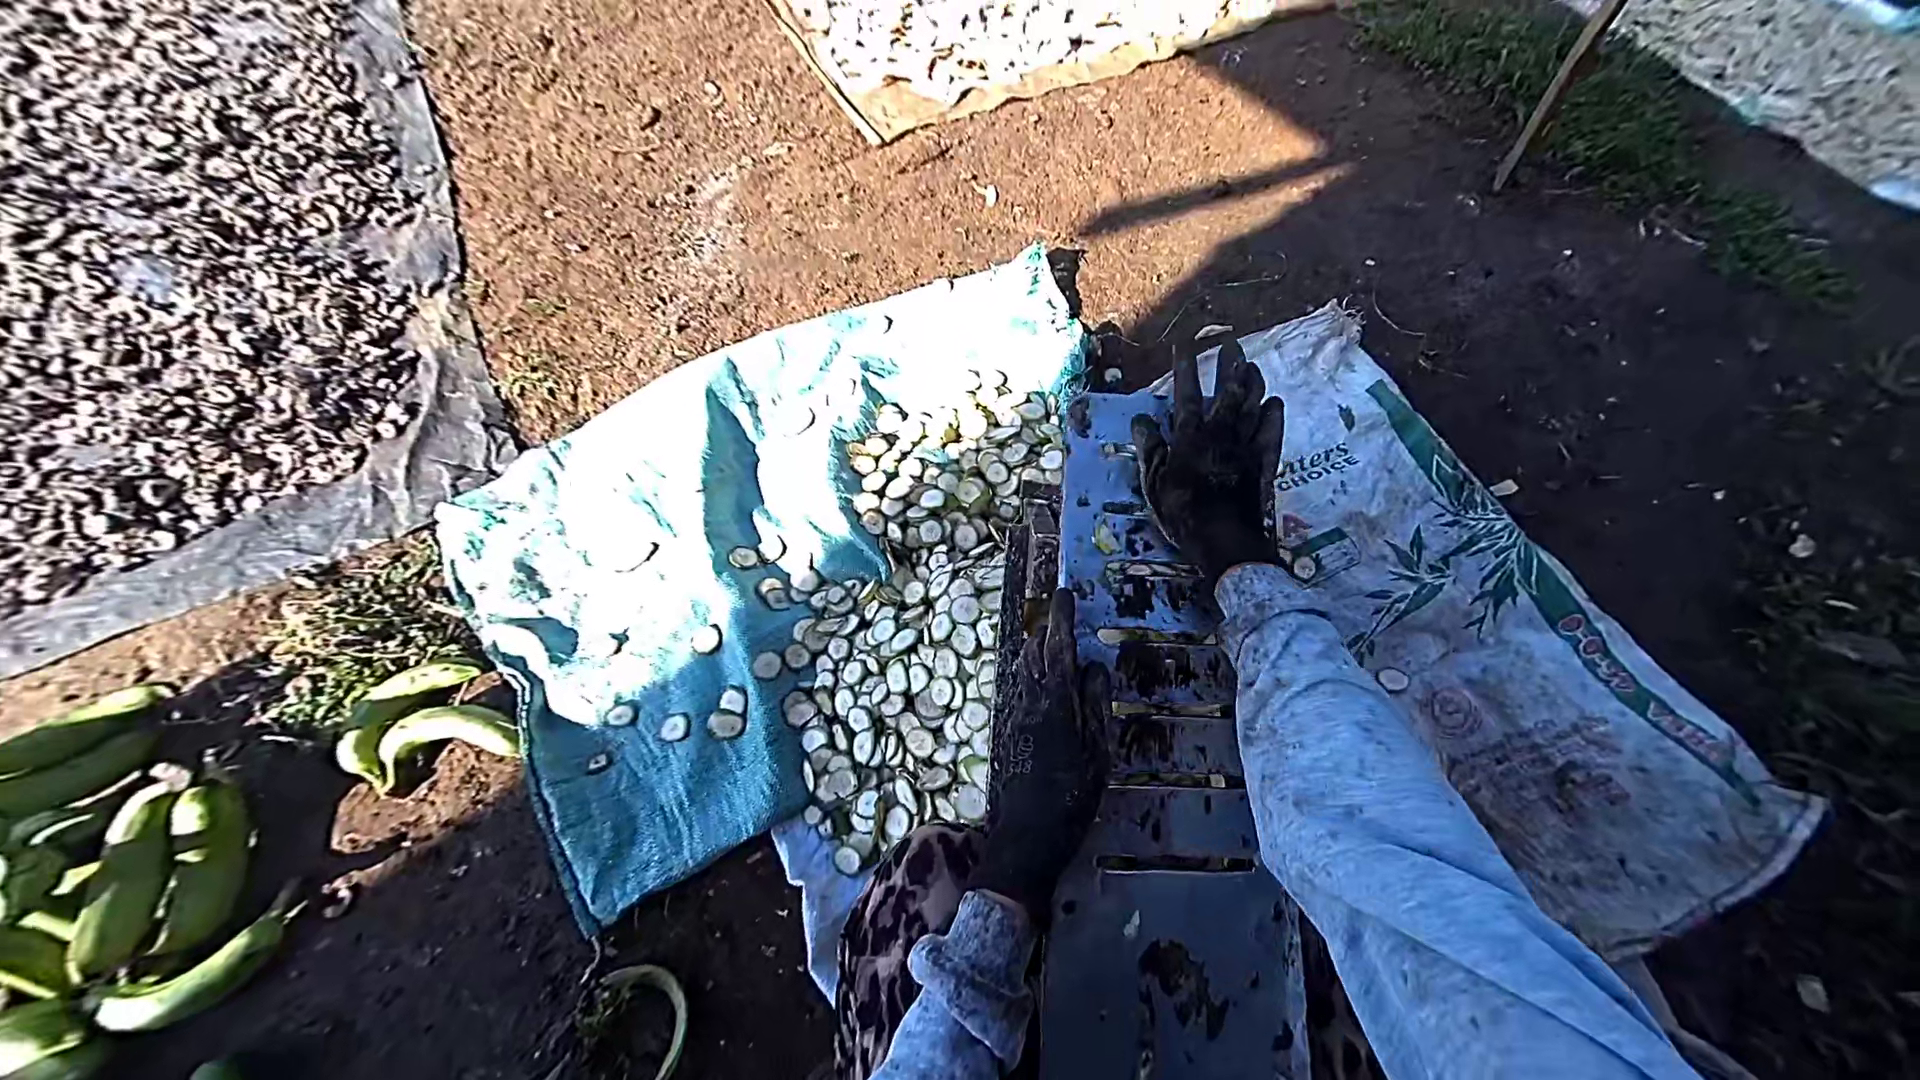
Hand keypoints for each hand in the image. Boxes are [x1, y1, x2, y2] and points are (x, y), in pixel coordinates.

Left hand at [973, 588, 1109, 922]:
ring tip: (1055, 640)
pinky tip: (1044, 680)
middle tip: (1062, 614)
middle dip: (1047, 628)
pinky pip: (1021, 687)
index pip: (1059, 648)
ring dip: (1038, 649)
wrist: (1026, 835)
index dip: (1062, 618)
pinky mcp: (1009, 727)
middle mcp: (1030, 701)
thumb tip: (1095, 665)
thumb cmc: (1072, 798)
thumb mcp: (1097, 754)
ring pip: (1024, 668)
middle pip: (1034, 652)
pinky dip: (1033, 672)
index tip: (1064, 593)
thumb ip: (1095, 705)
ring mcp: (1016, 714)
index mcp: (1056, 703)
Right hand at [1130, 339, 1286, 585]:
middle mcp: (1220, 434)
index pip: (1186, 394)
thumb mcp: (1154, 481)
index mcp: (1190, 436)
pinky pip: (1270, 434)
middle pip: (1227, 393)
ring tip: (1252, 365)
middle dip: (1228, 366)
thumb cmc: (1181, 511)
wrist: (1223, 537)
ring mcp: (1245, 447)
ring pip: (1252, 407)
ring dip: (1252, 384)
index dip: (1185, 368)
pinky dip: (1273, 417)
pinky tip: (1275, 403)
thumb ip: (1151, 448)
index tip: (1184, 345)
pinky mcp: (1263, 464)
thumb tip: (1141, 419)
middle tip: (1231, 343)